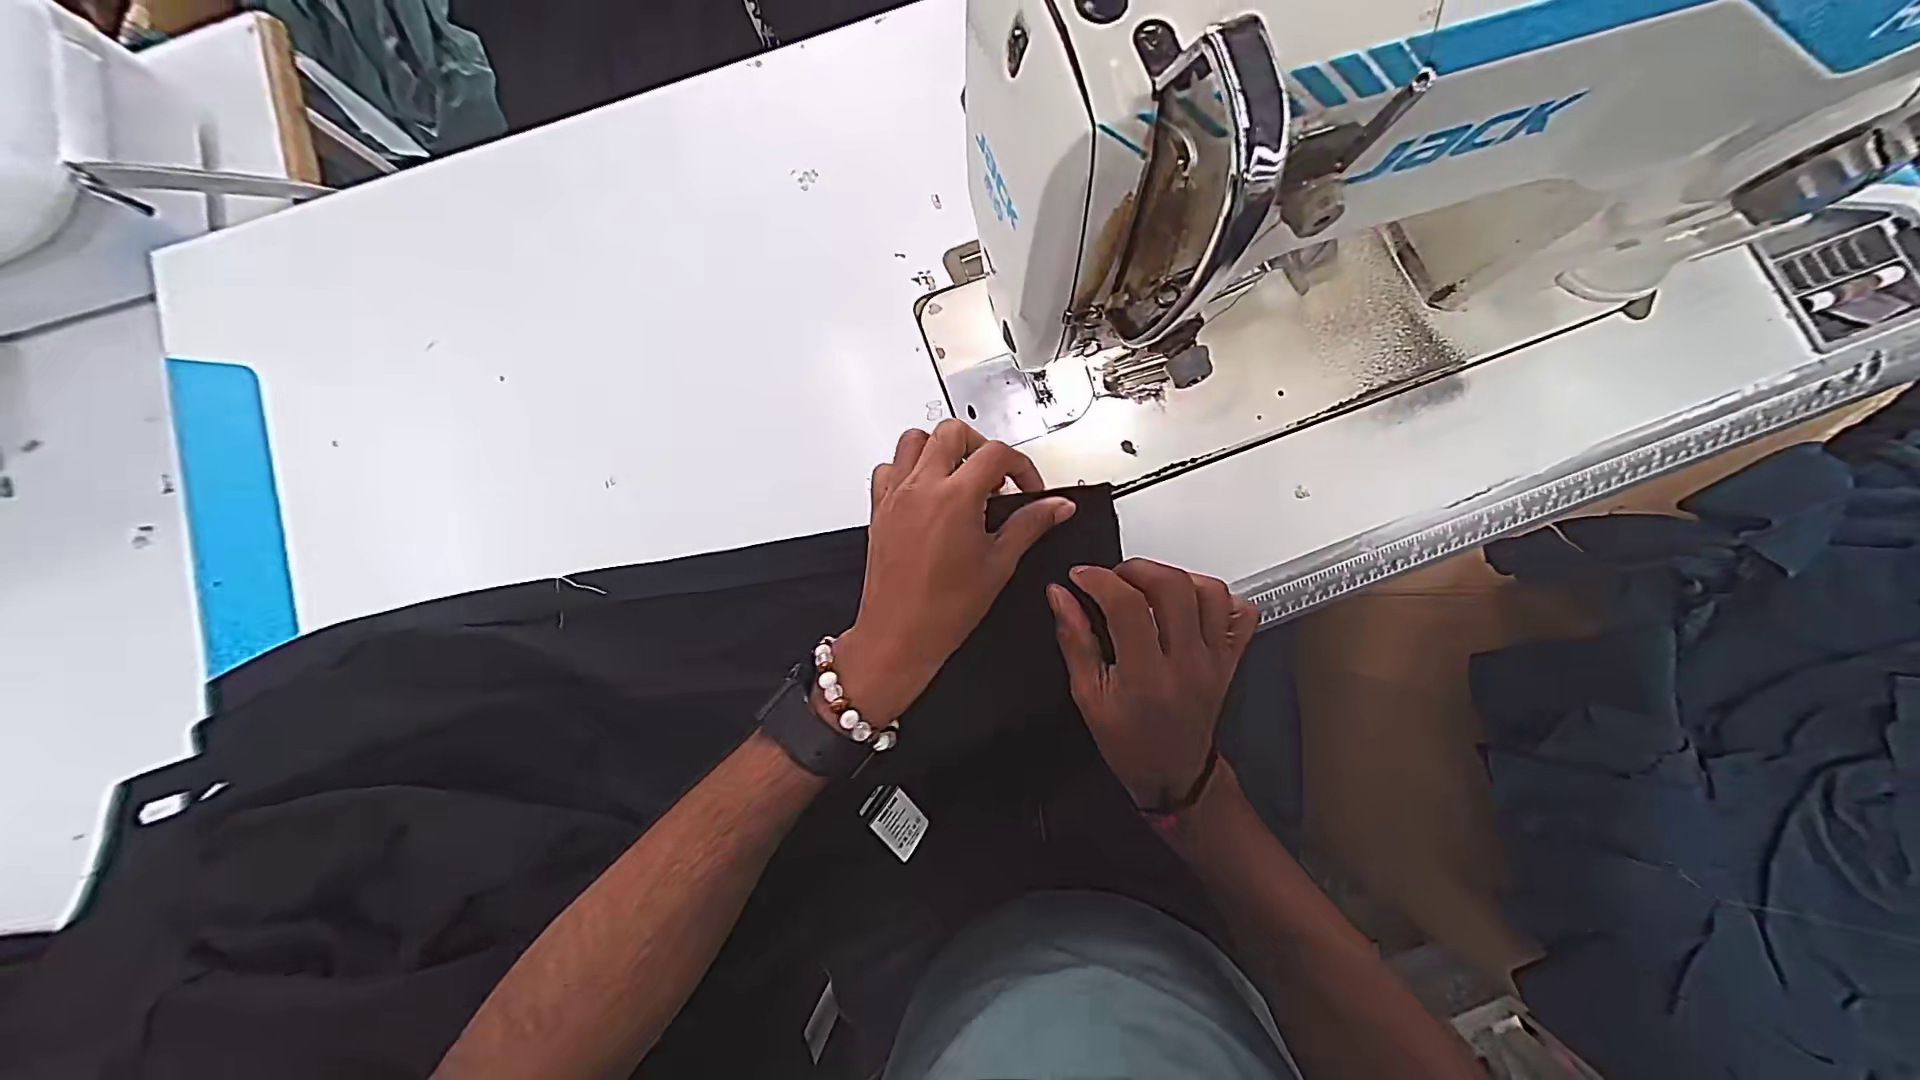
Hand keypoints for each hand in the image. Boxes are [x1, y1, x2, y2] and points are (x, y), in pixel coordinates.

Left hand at [830, 420, 1075, 727]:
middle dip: (980, 445)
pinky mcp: (878, 510)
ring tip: (960, 475)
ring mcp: (896, 496)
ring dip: (941, 448)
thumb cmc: (941, 609)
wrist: (899, 634)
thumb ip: (1030, 525)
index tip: (1027, 488)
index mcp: (955, 497)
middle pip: (952, 431)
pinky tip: (925, 490)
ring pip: (914, 440)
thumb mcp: (999, 564)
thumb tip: (1055, 507)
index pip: (996, 453)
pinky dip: (907, 469)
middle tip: (995, 475)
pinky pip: (888, 469)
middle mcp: (921, 488)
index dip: (1021, 466)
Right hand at [1048, 559, 1257, 808]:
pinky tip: (1189, 601)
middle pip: (1172, 587)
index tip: (1082, 577)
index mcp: (1146, 677)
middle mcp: (1187, 664)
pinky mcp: (1231, 659)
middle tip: (1114, 577)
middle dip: (1135, 568)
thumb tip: (1060, 596)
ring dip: (1174, 576)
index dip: (1099, 580)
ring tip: (1149, 586)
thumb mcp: (1087, 695)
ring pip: (1209, 591)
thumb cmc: (1129, 742)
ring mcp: (1215, 660)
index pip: (1127, 606)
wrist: (1173, 773)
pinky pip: (1240, 612)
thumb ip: (1074, 639)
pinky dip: (1217, 596)